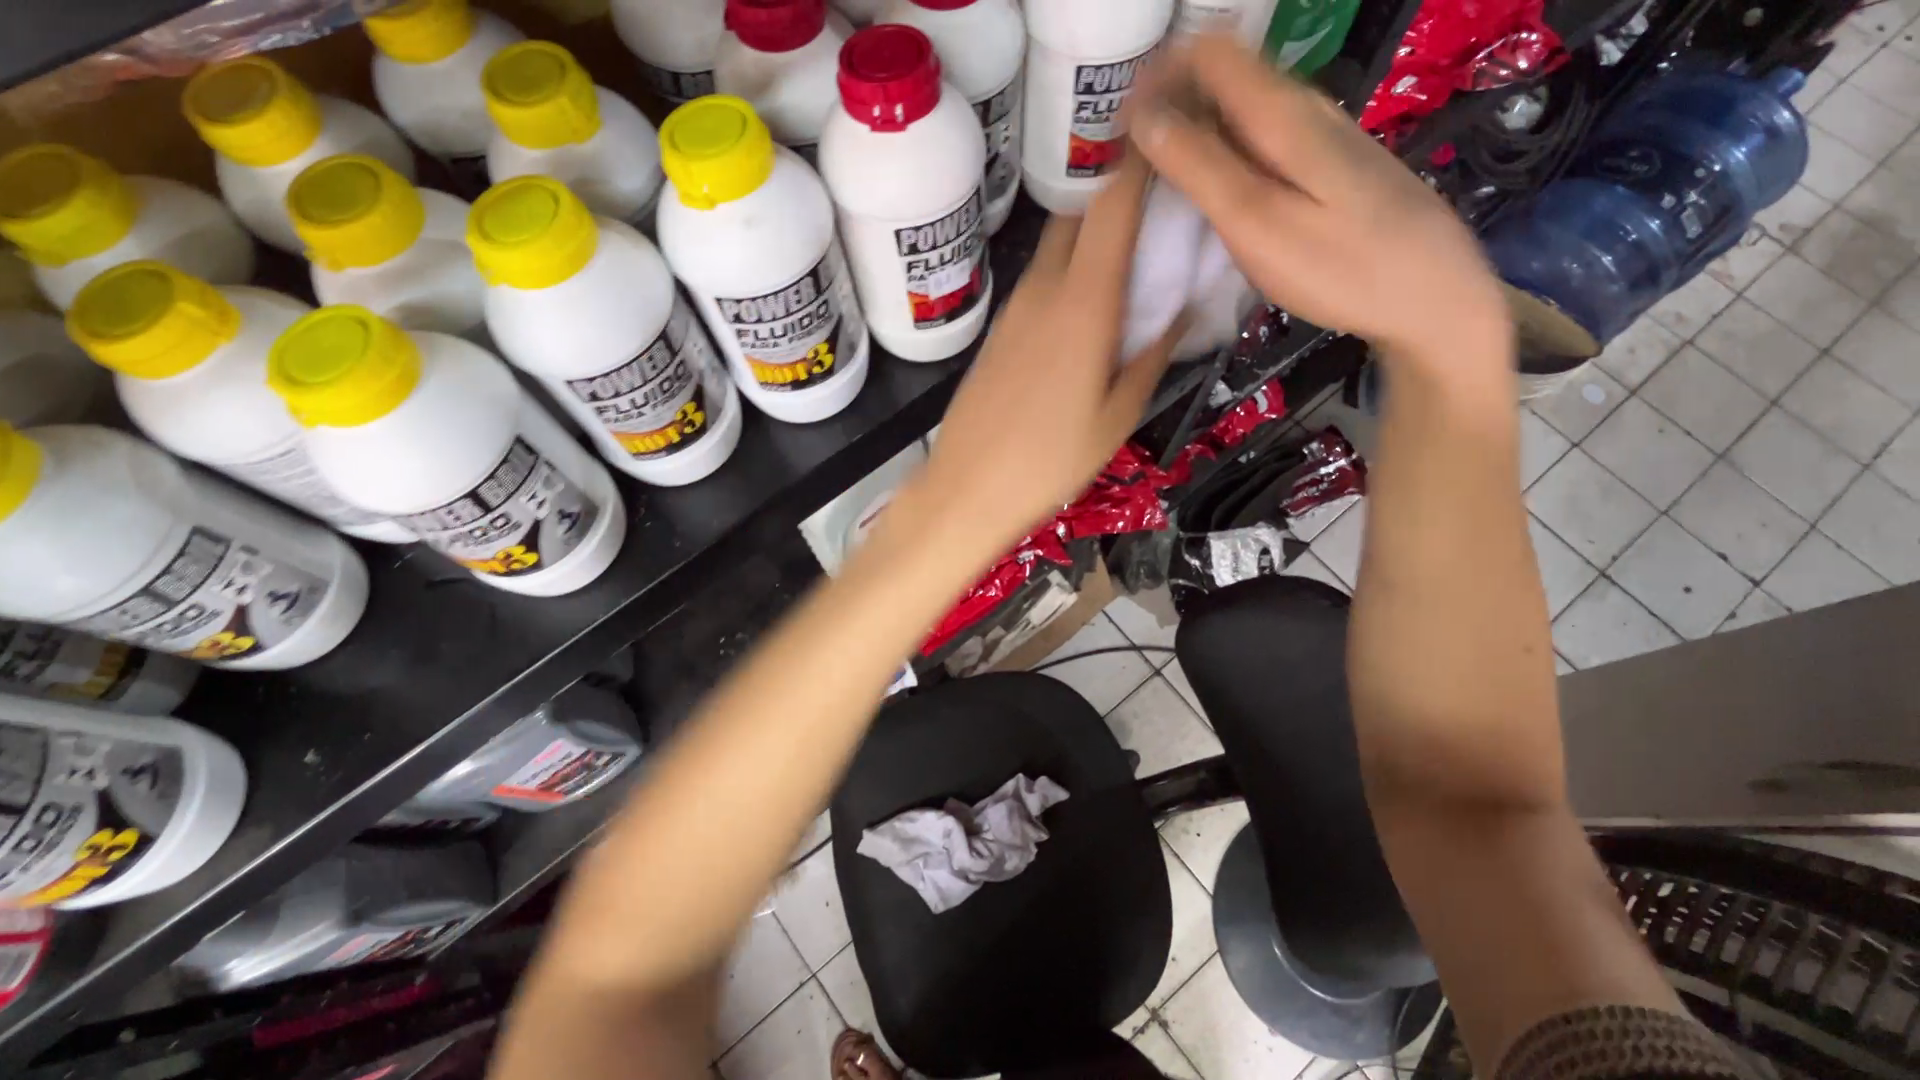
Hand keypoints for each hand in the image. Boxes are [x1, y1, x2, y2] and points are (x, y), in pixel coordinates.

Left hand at [901, 154, 1185, 561]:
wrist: (966, 489)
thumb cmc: (1051, 460)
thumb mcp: (1118, 416)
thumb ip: (1152, 356)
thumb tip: (1183, 309)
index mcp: (1083, 305)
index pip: (1112, 211)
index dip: (1138, 167)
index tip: (1167, 142)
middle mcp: (1045, 291)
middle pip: (1080, 218)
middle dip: (1117, 197)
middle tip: (1159, 204)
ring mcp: (1015, 309)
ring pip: (1058, 249)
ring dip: (1092, 236)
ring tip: (1134, 251)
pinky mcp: (999, 331)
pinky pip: (1041, 282)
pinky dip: (1070, 271)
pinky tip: (1091, 301)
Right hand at [1128, 36, 1512, 371]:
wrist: (1435, 299)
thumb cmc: (1342, 268)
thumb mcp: (1258, 222)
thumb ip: (1200, 165)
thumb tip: (1144, 115)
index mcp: (1283, 113)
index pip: (1209, 52)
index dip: (1158, 74)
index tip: (1120, 122)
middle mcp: (1306, 109)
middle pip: (1228, 75)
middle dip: (1173, 100)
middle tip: (1130, 156)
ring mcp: (1325, 136)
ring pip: (1246, 108)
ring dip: (1199, 128)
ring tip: (1162, 175)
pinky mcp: (1334, 166)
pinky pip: (1265, 137)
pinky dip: (1229, 151)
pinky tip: (1217, 192)